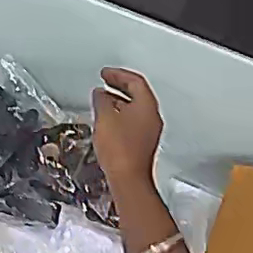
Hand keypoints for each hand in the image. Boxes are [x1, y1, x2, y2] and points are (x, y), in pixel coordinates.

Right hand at [91, 67, 162, 188]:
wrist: (128, 179)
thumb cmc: (120, 150)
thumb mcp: (104, 118)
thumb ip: (101, 101)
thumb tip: (100, 94)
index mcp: (146, 106)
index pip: (135, 81)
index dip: (118, 74)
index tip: (106, 73)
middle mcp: (152, 118)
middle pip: (138, 94)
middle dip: (120, 86)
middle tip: (107, 81)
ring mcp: (149, 132)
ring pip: (136, 109)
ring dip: (120, 102)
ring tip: (104, 100)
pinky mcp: (143, 145)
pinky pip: (134, 123)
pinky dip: (121, 116)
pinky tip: (109, 122)